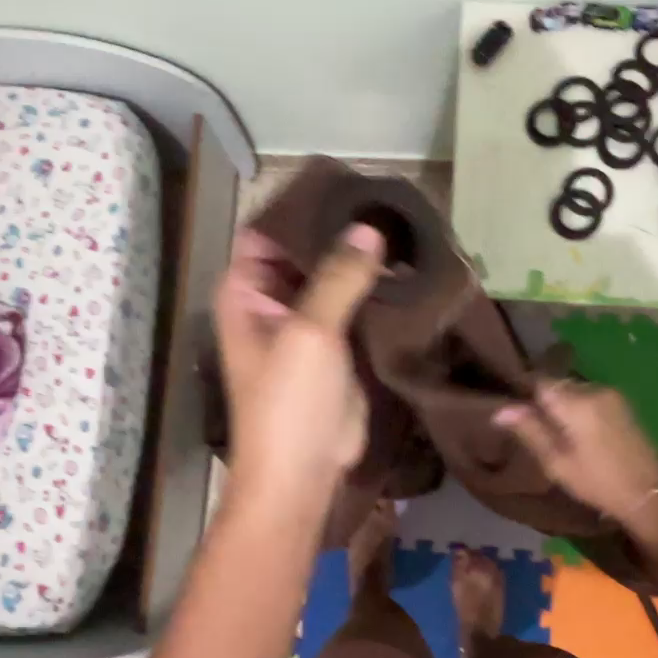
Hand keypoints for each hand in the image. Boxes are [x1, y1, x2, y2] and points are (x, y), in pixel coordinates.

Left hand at [215, 224, 384, 503]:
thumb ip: (338, 275)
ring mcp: (306, 324)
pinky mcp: (337, 347)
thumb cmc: (289, 401)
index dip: (303, 206)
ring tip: (407, 226)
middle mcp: (272, 300)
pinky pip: (356, 306)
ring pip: (335, 278)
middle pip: (305, 250)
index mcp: (247, 291)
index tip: (349, 182)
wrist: (301, 475)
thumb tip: (368, 227)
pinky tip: (410, 269)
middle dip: (341, 230)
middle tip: (390, 201)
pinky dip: (376, 291)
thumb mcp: (309, 332)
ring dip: (364, 260)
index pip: (269, 229)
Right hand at [494, 381, 657, 538]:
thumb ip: (530, 430)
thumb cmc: (597, 482)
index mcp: (576, 403)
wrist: (649, 495)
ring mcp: (613, 395)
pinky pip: (592, 396)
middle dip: (545, 399)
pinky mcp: (624, 404)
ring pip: (576, 390)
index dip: (524, 391)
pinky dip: (581, 407)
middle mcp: (594, 390)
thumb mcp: (556, 462)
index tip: (516, 410)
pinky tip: (579, 431)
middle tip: (535, 426)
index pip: (540, 381)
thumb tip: (500, 410)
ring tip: (557, 431)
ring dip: (564, 403)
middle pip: (559, 384)